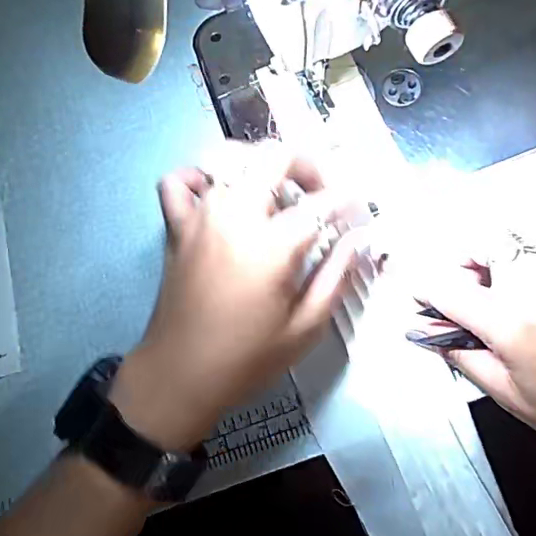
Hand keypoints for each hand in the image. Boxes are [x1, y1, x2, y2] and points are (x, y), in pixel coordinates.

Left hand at [111, 142, 368, 450]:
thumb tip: (359, 237)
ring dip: (263, 169)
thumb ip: (337, 274)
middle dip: (308, 166)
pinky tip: (218, 196)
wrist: (179, 378)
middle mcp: (235, 216)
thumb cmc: (248, 359)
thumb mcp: (306, 327)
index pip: (321, 203)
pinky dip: (200, 178)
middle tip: (322, 194)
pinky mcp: (176, 227)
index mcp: (272, 245)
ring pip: (231, 160)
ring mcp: (200, 217)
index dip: (348, 203)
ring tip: (280, 196)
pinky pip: (180, 181)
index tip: (359, 213)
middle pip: (275, 157)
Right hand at [413, 239, 535, 531]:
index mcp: (513, 322)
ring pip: (527, 238)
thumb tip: (437, 333)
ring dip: (511, 258)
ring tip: (523, 293)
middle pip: (484, 239)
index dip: (425, 284)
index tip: (423, 291)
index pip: (445, 283)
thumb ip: (471, 359)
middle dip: (469, 260)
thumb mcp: (521, 403)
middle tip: (476, 290)